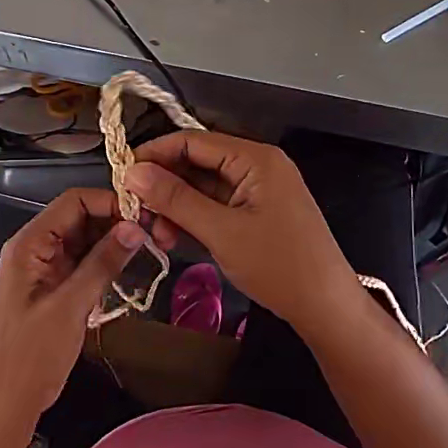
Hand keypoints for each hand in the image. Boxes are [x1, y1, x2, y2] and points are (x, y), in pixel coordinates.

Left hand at [0, 188, 149, 447]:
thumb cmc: (28, 356)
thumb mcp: (69, 307)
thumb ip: (102, 263)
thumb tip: (136, 226)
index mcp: (29, 244)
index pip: (74, 201)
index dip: (111, 202)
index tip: (147, 216)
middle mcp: (34, 249)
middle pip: (80, 219)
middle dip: (116, 223)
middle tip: (156, 237)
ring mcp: (42, 271)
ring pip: (83, 243)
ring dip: (113, 246)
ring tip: (148, 254)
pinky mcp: (51, 292)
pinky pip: (80, 267)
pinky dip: (103, 267)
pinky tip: (127, 275)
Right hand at [126, 131, 362, 331]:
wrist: (326, 307)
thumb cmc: (278, 265)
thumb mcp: (220, 231)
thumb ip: (175, 198)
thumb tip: (132, 172)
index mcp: (255, 158)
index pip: (192, 140)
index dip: (154, 155)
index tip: (122, 178)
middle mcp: (256, 165)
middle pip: (196, 163)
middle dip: (164, 187)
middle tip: (136, 213)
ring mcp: (257, 190)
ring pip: (203, 188)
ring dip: (176, 207)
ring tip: (156, 234)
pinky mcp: (256, 213)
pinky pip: (216, 206)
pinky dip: (193, 219)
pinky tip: (174, 237)